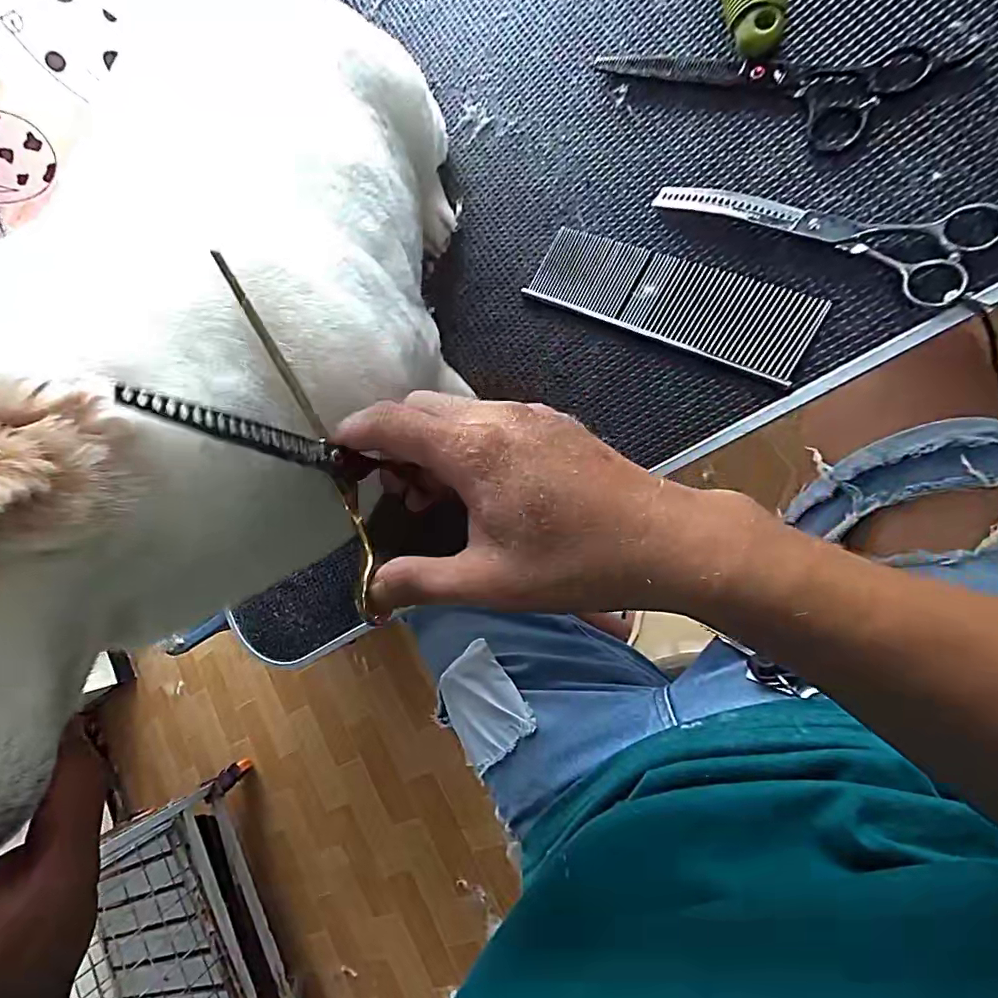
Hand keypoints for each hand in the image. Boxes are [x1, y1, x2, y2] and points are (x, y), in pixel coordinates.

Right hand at [334, 393, 774, 614]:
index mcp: (472, 449)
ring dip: (431, 443)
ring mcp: (528, 413)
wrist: (663, 539)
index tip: (335, 452)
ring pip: (454, 411)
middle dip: (394, 441)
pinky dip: (464, 441)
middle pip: (419, 407)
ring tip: (441, 496)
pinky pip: (487, 417)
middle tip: (398, 493)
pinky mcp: (551, 421)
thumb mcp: (488, 582)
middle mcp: (495, 416)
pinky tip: (484, 486)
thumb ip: (421, 581)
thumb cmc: (572, 562)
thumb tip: (373, 589)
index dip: (355, 432)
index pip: (392, 421)